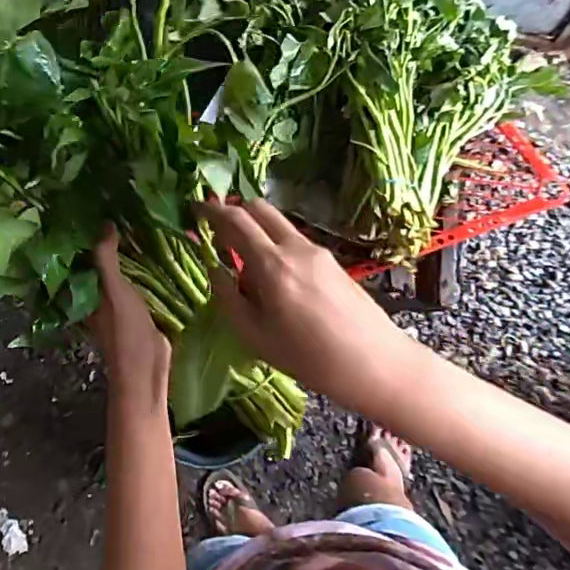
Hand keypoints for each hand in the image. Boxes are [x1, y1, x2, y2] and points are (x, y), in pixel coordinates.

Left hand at [88, 225, 170, 414]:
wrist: (146, 368)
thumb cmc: (124, 330)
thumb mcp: (113, 290)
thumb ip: (106, 258)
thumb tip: (104, 223)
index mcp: (85, 290)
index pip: (83, 255)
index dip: (88, 233)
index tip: (98, 206)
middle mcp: (100, 293)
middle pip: (104, 260)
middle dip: (113, 239)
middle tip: (127, 207)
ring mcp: (120, 300)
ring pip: (124, 269)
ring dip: (132, 252)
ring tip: (145, 220)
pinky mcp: (141, 306)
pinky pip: (141, 280)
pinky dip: (147, 266)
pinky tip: (159, 248)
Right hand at [198, 197, 419, 409]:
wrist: (374, 362)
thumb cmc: (308, 357)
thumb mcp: (255, 335)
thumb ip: (229, 296)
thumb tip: (214, 268)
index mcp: (271, 264)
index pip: (235, 220)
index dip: (211, 210)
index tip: (195, 207)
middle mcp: (294, 247)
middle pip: (259, 208)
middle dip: (234, 210)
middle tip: (218, 230)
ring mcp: (316, 250)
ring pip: (278, 223)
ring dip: (256, 230)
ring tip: (248, 270)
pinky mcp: (331, 260)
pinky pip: (294, 240)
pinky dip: (275, 245)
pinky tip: (276, 282)